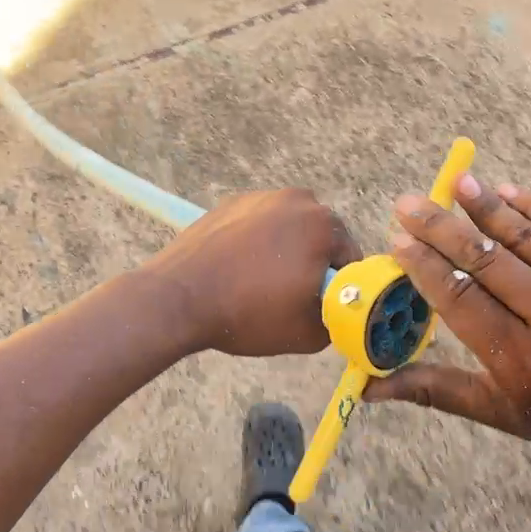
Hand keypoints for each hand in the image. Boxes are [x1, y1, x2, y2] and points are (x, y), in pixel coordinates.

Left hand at [145, 189, 359, 357]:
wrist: (179, 298)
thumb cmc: (248, 313)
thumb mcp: (309, 334)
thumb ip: (339, 320)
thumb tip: (338, 311)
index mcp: (324, 225)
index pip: (351, 259)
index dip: (340, 287)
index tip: (320, 305)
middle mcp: (298, 199)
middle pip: (321, 237)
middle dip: (313, 263)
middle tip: (291, 296)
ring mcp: (261, 197)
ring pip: (290, 228)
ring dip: (286, 250)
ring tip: (261, 283)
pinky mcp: (232, 202)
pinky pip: (260, 223)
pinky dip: (258, 241)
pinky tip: (239, 268)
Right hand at [363, 174, 530, 471]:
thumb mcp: (506, 415)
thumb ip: (437, 390)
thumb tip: (369, 388)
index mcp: (525, 364)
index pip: (459, 300)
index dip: (423, 266)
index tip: (397, 240)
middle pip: (484, 260)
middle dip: (439, 227)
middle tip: (407, 203)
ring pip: (526, 237)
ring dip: (484, 206)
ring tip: (455, 183)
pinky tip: (505, 192)